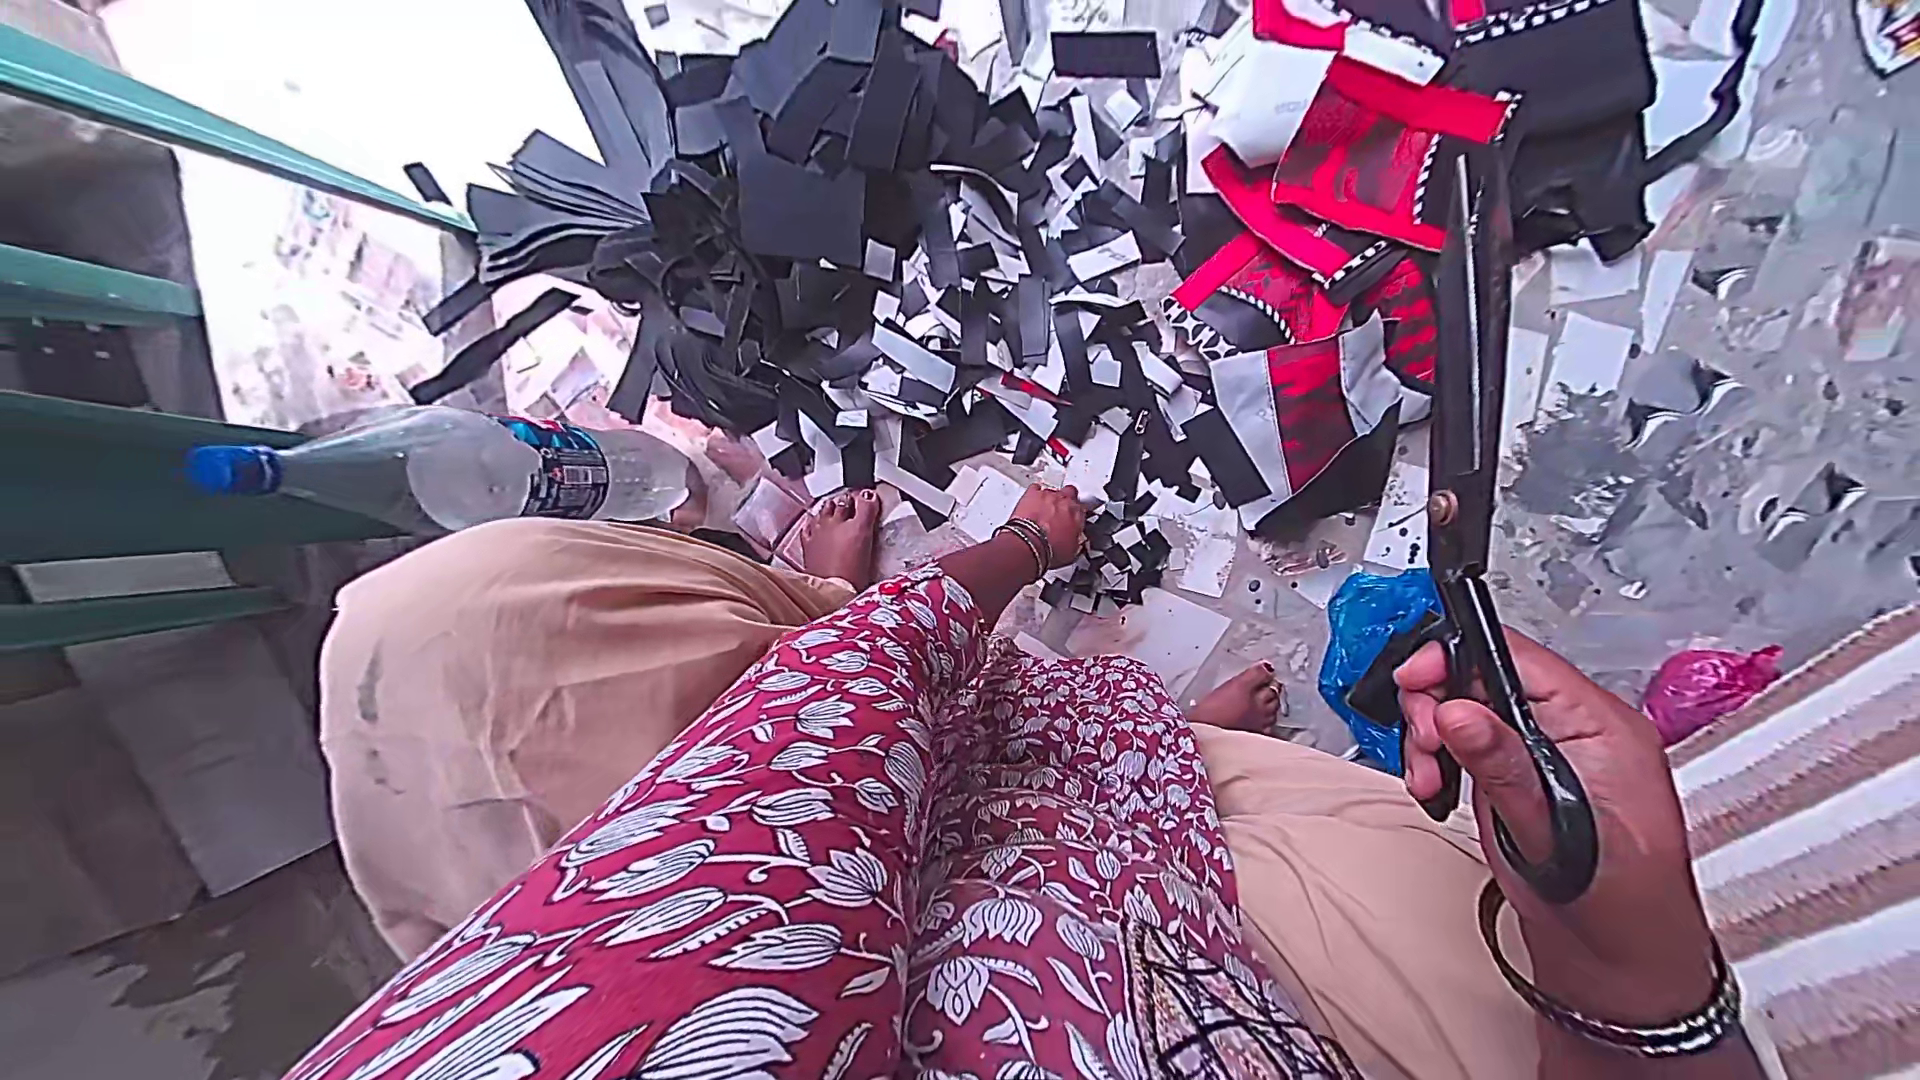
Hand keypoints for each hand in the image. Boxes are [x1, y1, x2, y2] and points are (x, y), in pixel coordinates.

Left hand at [1009, 484, 1085, 569]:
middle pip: (1070, 492)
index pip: (1084, 507)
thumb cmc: (1050, 549)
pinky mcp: (1031, 494)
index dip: (1078, 513)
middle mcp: (1065, 500)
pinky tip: (1031, 504)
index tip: (1073, 519)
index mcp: (1078, 513)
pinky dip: (1033, 495)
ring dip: (1048, 500)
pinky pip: (1034, 489)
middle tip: (1059, 512)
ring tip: (1042, 512)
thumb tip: (1075, 542)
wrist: (1030, 544)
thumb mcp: (1072, 551)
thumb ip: (1076, 539)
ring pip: (1052, 491)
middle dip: (1065, 500)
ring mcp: (1048, 496)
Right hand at [1395, 631, 1717, 1026]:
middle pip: (1475, 674)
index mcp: (1600, 728)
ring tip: (1428, 773)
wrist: (1613, 957)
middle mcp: (1568, 728)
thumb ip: (1504, 767)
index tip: (1414, 681)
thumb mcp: (1554, 834)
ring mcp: (1537, 745)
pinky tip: (1431, 781)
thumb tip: (1458, 711)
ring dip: (1425, 734)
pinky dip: (1429, 754)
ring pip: (1456, 703)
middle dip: (1432, 704)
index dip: (1453, 658)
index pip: (1513, 656)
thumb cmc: (1614, 907)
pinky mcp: (1510, 762)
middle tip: (1425, 742)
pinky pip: (1454, 733)